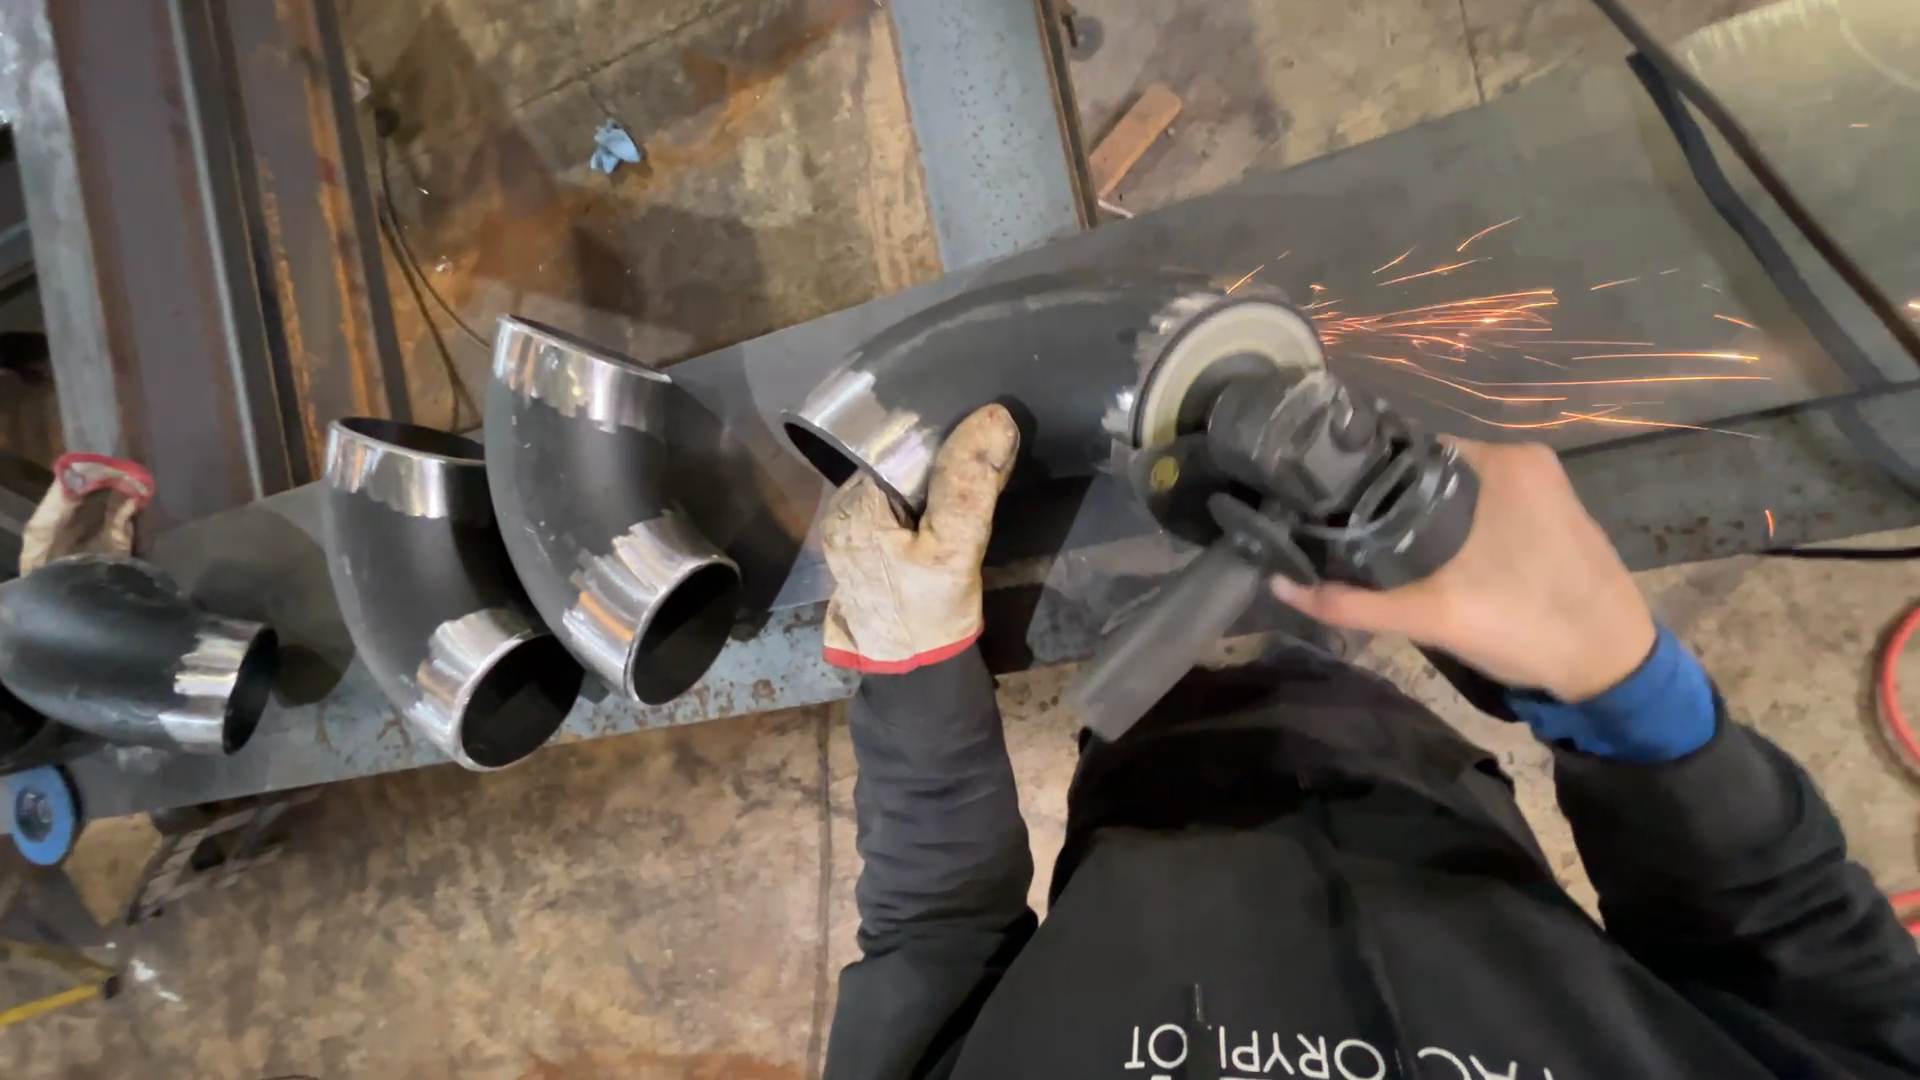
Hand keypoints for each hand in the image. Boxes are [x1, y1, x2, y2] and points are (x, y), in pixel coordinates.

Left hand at [821, 405, 1019, 673]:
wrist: (914, 675)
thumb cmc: (930, 612)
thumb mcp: (956, 548)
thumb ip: (969, 484)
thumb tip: (995, 417)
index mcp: (852, 507)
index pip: (896, 449)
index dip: (937, 444)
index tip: (973, 450)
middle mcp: (839, 515)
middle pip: (894, 468)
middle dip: (933, 467)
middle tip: (975, 476)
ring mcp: (847, 537)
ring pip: (894, 490)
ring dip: (928, 489)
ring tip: (962, 498)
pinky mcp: (862, 553)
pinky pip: (892, 514)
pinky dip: (918, 511)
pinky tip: (940, 523)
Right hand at [1270, 440, 1654, 701]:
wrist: (1613, 670)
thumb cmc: (1527, 625)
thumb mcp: (1428, 615)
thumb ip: (1350, 603)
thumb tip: (1279, 585)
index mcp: (1499, 464)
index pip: (1402, 450)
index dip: (1357, 475)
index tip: (1317, 500)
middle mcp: (1520, 460)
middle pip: (1423, 469)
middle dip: (1381, 497)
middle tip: (1333, 528)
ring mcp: (1540, 486)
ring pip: (1449, 488)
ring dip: (1411, 511)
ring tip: (1363, 539)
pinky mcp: (1549, 512)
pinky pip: (1476, 504)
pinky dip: (1445, 521)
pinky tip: (1420, 551)